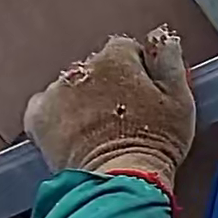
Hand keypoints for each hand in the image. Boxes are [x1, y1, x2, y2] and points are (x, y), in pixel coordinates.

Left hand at [24, 26, 195, 191]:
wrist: (121, 179)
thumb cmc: (156, 142)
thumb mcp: (180, 99)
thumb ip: (170, 61)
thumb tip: (163, 38)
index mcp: (116, 58)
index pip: (126, 48)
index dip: (140, 70)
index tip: (147, 91)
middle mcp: (81, 69)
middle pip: (98, 68)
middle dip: (111, 85)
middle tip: (129, 116)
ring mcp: (56, 94)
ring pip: (74, 87)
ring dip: (86, 101)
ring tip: (106, 131)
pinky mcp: (38, 119)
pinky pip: (48, 109)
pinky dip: (61, 118)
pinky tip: (80, 134)